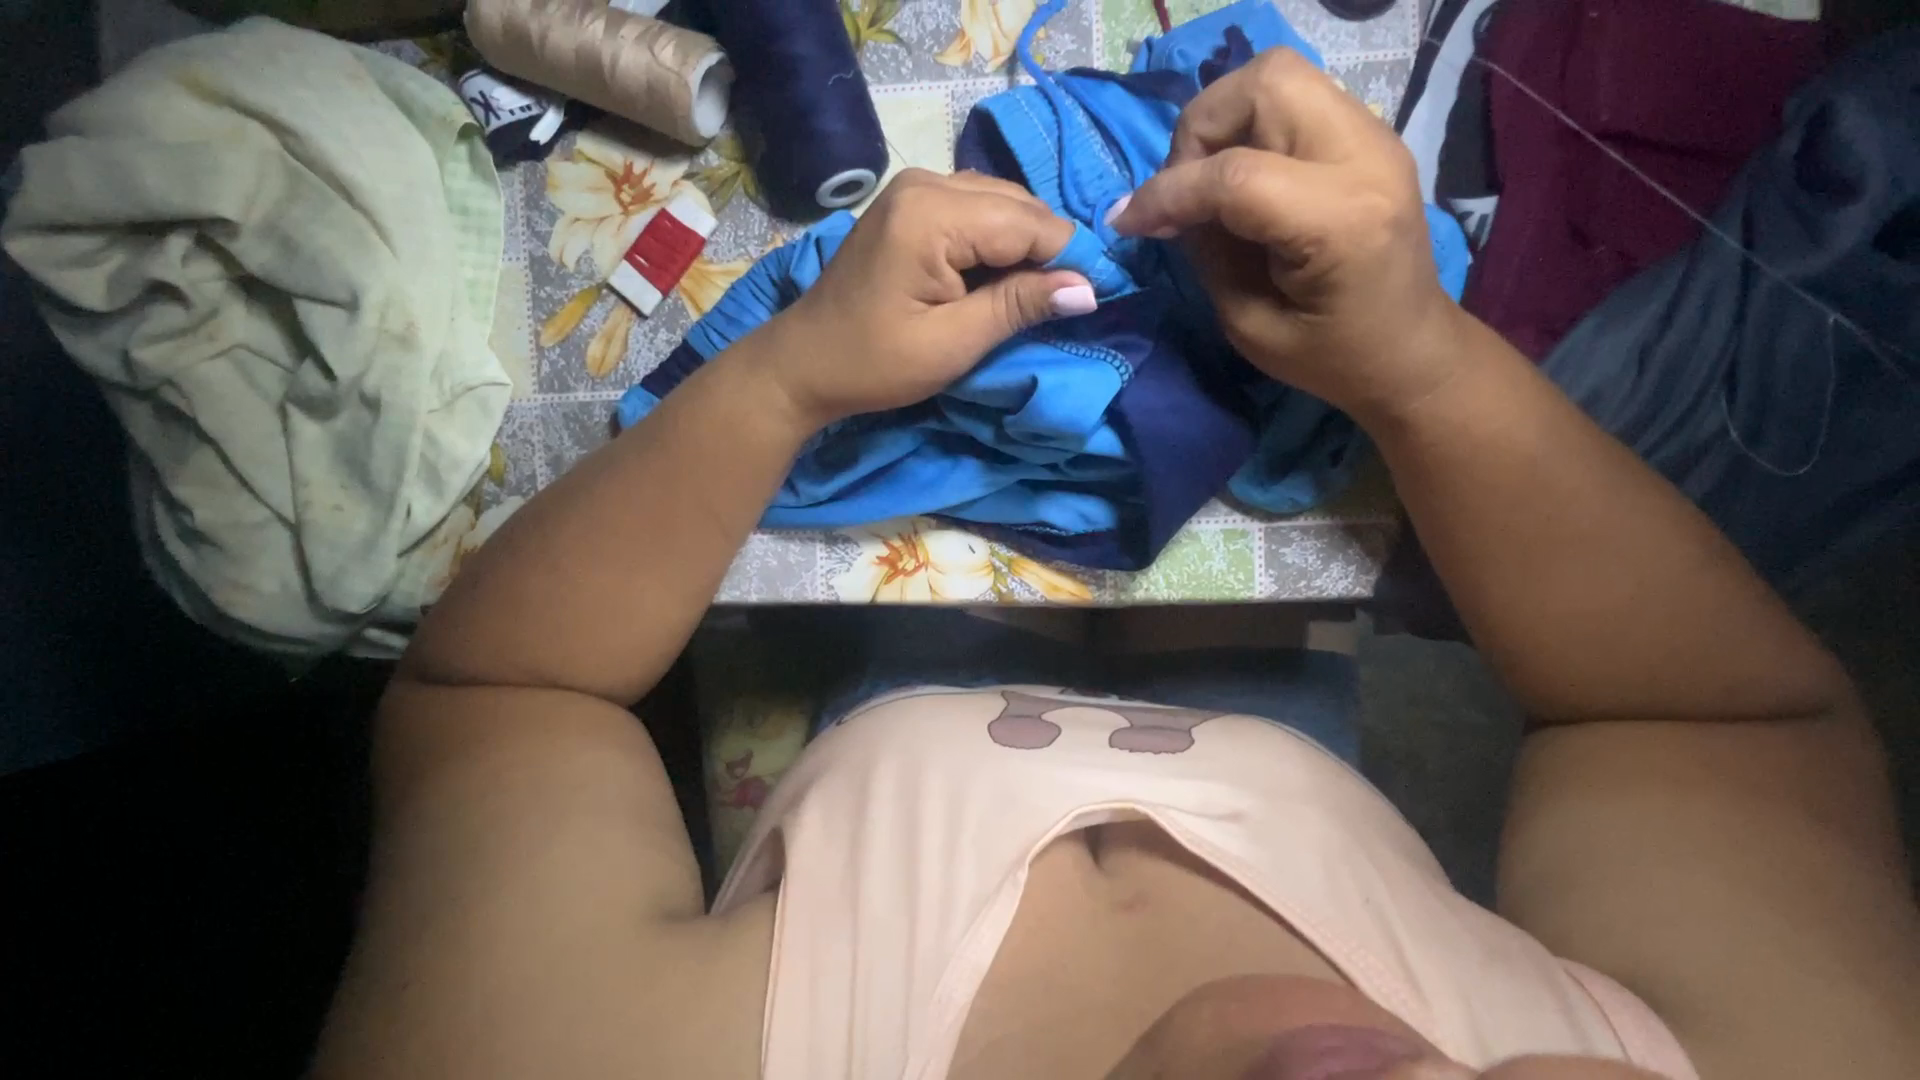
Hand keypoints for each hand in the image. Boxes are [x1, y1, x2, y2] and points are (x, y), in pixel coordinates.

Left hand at [750, 169, 1092, 427]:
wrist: (804, 363)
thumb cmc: (873, 363)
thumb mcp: (952, 344)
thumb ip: (1019, 307)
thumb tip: (1089, 289)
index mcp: (932, 214)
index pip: (1029, 222)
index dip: (1069, 260)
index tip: (1094, 300)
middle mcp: (926, 182)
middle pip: (1018, 205)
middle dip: (1049, 251)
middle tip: (1067, 302)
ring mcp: (915, 187)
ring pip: (1001, 204)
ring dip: (1025, 246)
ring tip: (1033, 295)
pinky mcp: (911, 203)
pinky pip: (976, 210)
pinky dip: (998, 241)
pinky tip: (999, 278)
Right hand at [1109, 48, 1464, 421]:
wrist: (1409, 350)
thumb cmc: (1329, 357)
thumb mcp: (1248, 325)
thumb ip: (1206, 254)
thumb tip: (1164, 208)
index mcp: (1339, 223)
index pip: (1235, 174)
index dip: (1167, 192)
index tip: (1128, 222)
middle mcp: (1365, 158)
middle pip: (1263, 84)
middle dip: (1199, 130)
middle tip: (1183, 191)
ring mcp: (1374, 137)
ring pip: (1276, 76)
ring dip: (1223, 122)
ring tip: (1208, 182)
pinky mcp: (1367, 135)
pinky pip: (1293, 99)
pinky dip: (1249, 127)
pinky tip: (1241, 180)